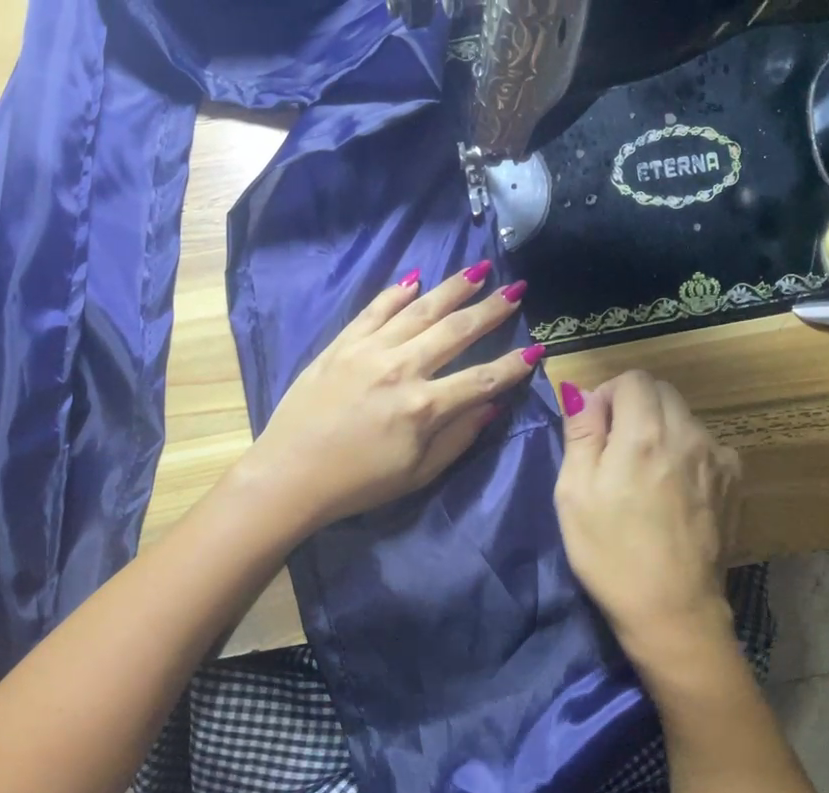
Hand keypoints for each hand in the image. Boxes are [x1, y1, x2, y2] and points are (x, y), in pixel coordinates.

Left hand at [236, 263, 541, 530]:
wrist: (290, 474)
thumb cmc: (358, 484)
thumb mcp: (416, 474)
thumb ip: (457, 438)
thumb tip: (489, 406)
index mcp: (425, 407)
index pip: (482, 379)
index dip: (514, 366)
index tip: (537, 350)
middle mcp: (402, 368)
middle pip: (456, 331)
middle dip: (490, 311)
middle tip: (516, 292)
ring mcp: (368, 351)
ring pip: (419, 310)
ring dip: (452, 289)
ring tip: (478, 271)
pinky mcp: (340, 345)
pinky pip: (374, 310)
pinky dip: (396, 293)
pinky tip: (415, 280)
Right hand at [553, 370, 740, 639]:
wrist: (671, 607)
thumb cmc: (609, 554)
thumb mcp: (574, 494)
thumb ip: (581, 435)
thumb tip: (583, 394)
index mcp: (644, 433)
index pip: (632, 379)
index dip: (606, 396)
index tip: (592, 430)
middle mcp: (689, 433)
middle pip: (662, 393)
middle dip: (634, 408)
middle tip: (612, 452)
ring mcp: (719, 458)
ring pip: (685, 420)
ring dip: (661, 431)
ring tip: (643, 478)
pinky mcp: (735, 483)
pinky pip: (707, 448)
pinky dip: (687, 455)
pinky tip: (674, 492)